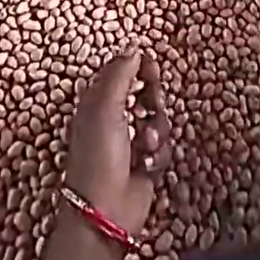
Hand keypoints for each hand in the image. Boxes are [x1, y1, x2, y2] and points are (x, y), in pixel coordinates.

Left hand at [65, 49, 167, 234]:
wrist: (107, 211)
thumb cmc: (100, 155)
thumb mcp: (107, 106)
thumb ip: (121, 74)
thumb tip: (134, 47)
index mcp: (97, 102)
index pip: (121, 72)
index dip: (137, 67)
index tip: (150, 67)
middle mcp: (114, 118)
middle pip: (143, 92)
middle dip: (152, 99)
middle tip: (150, 106)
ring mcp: (130, 140)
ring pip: (157, 118)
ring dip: (156, 129)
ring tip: (145, 144)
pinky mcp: (145, 161)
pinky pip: (162, 143)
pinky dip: (158, 152)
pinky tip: (147, 163)